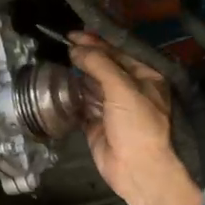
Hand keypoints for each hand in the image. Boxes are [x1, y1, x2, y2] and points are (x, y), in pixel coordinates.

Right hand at [68, 32, 189, 204]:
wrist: (138, 170)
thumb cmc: (138, 125)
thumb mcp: (122, 88)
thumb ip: (100, 64)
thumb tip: (77, 48)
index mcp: (146, 78)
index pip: (119, 53)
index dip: (97, 42)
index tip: (73, 34)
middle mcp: (130, 90)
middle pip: (104, 67)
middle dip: (85, 57)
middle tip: (63, 45)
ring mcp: (113, 109)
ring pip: (92, 86)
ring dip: (77, 76)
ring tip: (58, 62)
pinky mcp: (97, 125)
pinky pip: (82, 106)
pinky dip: (72, 97)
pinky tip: (59, 86)